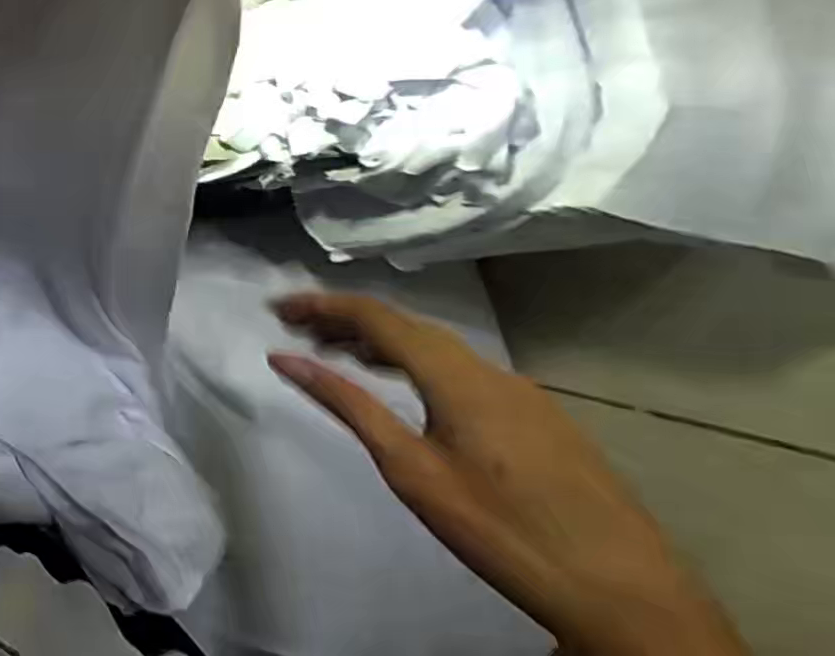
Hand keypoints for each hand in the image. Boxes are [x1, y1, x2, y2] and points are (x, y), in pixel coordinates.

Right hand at [268, 293, 748, 655]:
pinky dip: (415, 362)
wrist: (630, 601)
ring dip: (380, 341)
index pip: (375, 316)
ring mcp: (522, 393)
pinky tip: (403, 386)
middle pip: (405, 324)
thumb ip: (346, 403)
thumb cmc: (501, 529)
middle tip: (296, 329)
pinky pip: (461, 368)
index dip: (321, 304)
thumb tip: (284, 358)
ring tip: (337, 352)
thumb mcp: (410, 468)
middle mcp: (490, 370)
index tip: (277, 307)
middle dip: (345, 319)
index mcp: (456, 376)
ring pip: (436, 346)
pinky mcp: (540, 418)